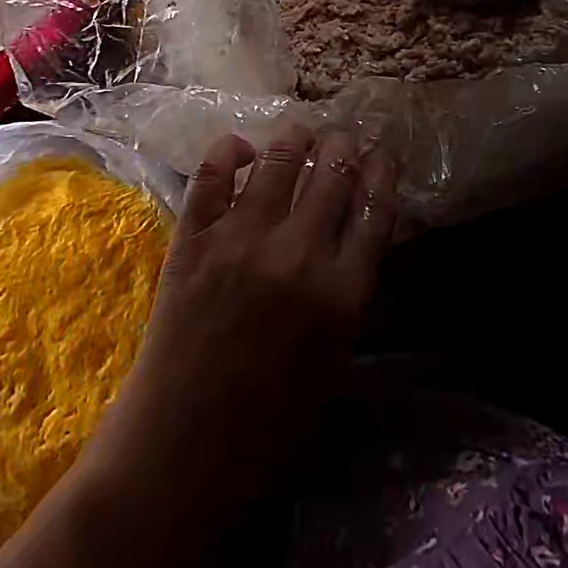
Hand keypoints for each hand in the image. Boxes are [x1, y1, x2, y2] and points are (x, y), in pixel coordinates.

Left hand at [0, 126, 397, 567]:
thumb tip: (347, 238)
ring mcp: (238, 240)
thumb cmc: (268, 420)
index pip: (374, 211)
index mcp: (341, 294)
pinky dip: (227, 152)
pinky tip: (239, 147)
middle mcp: (296, 254)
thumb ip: (343, 295)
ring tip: (299, 130)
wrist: (185, 437)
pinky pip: (210, 177)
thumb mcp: (331, 361)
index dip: (382, 173)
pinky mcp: (192, 238)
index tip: (383, 151)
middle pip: (330, 176)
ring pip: (276, 163)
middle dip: (342, 146)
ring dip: (292, 139)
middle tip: (341, 134)